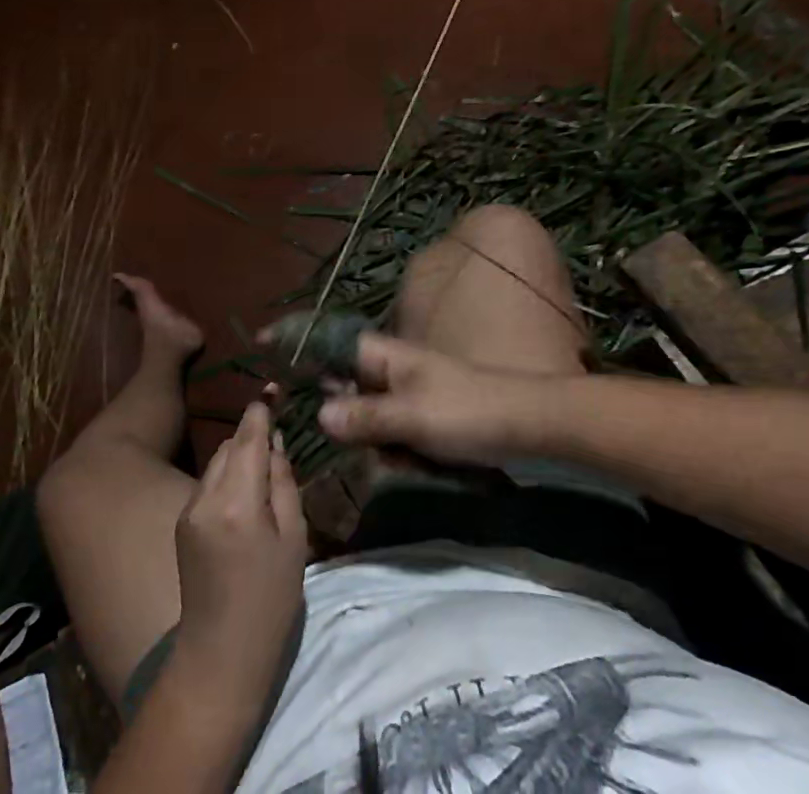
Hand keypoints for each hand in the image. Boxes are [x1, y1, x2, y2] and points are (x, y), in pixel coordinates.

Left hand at [171, 402, 307, 698]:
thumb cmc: (272, 598)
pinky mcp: (181, 522)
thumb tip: (274, 444)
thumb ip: (282, 483)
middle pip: (229, 445)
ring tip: (264, 470)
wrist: (221, 650)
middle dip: (251, 435)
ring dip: (238, 456)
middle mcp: (205, 497)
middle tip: (278, 439)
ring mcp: (187, 510)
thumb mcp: (294, 538)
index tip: (271, 390)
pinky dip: (226, 477)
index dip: (260, 412)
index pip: (247, 438)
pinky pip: (207, 483)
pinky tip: (244, 497)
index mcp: (237, 502)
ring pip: (216, 461)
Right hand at [317, 332, 540, 464]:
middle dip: (348, 418)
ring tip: (399, 458)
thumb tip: (320, 414)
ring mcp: (410, 395)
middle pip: (349, 388)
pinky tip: (414, 463)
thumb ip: (363, 416)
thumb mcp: (410, 417)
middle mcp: (393, 371)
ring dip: (376, 440)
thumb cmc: (467, 412)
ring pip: (370, 415)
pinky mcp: (425, 417)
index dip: (308, 353)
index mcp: (386, 357)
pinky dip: (398, 448)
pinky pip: (394, 432)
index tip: (277, 365)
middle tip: (359, 443)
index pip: (335, 346)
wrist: (530, 425)